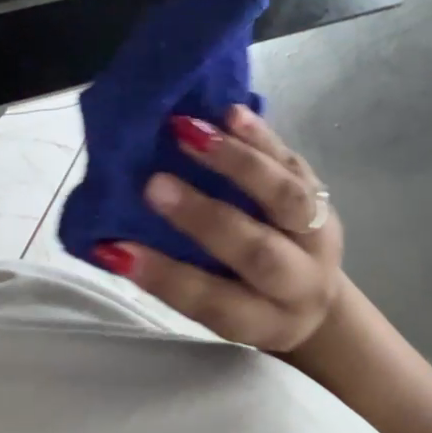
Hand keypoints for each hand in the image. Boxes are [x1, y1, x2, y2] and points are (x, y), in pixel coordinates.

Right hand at [97, 105, 344, 351]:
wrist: (320, 299)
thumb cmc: (247, 299)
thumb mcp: (220, 308)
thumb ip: (180, 274)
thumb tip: (109, 238)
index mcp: (262, 319)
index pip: (212, 301)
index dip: (164, 276)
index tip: (116, 249)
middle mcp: (297, 281)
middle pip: (258, 252)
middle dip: (203, 217)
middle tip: (154, 185)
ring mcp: (318, 234)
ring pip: (287, 198)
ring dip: (235, 163)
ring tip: (190, 132)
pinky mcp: (322, 192)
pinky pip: (293, 161)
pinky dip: (261, 136)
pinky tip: (230, 113)